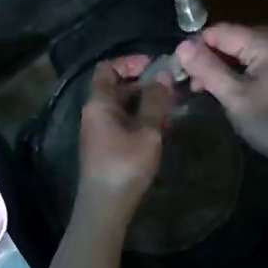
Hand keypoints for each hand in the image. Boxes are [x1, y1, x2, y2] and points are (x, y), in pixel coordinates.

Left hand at [77, 55, 171, 215]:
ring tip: (173, 106)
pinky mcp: (105, 146)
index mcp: (98, 104)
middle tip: (174, 87)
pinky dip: (140, 119)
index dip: (130, 62)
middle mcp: (93, 113)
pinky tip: (162, 127)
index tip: (156, 65)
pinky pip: (123, 123)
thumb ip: (156, 101)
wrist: (105, 205)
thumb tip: (163, 75)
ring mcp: (98, 131)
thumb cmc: (125, 165)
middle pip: (116, 87)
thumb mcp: (147, 131)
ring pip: (122, 106)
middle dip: (144, 83)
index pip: (107, 69)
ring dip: (146, 102)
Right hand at [175, 24, 267, 182]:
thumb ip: (208, 70)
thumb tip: (180, 46)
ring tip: (200, 90)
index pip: (219, 32)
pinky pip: (248, 61)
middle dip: (205, 58)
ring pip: (236, 51)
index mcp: (265, 43)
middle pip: (228, 39)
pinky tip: (221, 90)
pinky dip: (231, 73)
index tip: (177, 73)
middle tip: (187, 84)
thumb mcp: (235, 97)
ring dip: (215, 67)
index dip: (194, 48)